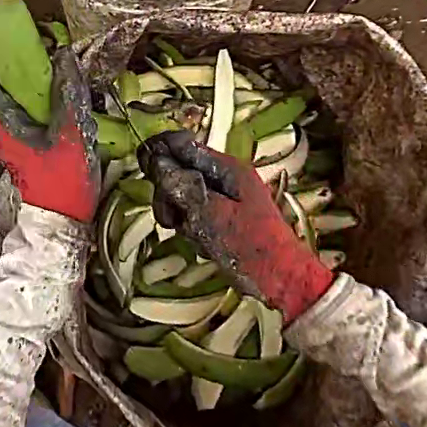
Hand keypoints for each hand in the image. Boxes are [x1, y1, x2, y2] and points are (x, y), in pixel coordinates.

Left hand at [0, 47, 101, 222]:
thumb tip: (64, 56)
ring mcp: (8, 138)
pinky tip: (62, 101)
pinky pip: (26, 114)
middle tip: (43, 48)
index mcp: (1, 123)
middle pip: (3, 86)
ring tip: (57, 71)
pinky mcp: (21, 146)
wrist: (58, 224)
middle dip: (21, 66)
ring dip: (34, 86)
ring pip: (17, 101)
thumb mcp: (71, 135)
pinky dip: (40, 102)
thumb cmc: (61, 182)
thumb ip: (68, 95)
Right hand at [140, 130, 332, 321]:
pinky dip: (189, 225)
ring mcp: (223, 197)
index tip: (143, 165)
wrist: (284, 282)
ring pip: (181, 193)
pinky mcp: (222, 216)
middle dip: (166, 193)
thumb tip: (154, 159)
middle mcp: (223, 177)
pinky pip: (192, 212)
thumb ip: (180, 185)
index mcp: (224, 168)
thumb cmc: (250, 247)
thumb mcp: (209, 214)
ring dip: (177, 213)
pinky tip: (199, 240)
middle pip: (177, 170)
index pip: (181, 144)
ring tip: (188, 233)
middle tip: (169, 217)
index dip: (158, 150)